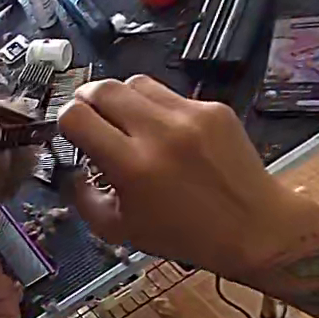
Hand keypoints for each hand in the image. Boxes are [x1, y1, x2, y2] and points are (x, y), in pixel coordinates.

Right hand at [57, 76, 318, 280]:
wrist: (252, 228)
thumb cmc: (184, 235)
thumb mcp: (119, 231)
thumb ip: (83, 198)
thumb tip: (72, 170)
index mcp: (132, 166)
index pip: (77, 116)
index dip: (65, 120)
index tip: (72, 132)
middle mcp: (160, 132)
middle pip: (103, 87)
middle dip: (87, 99)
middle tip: (90, 117)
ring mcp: (190, 115)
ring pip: (136, 82)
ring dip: (121, 98)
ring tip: (126, 122)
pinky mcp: (213, 109)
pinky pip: (170, 95)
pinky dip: (157, 109)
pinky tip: (166, 134)